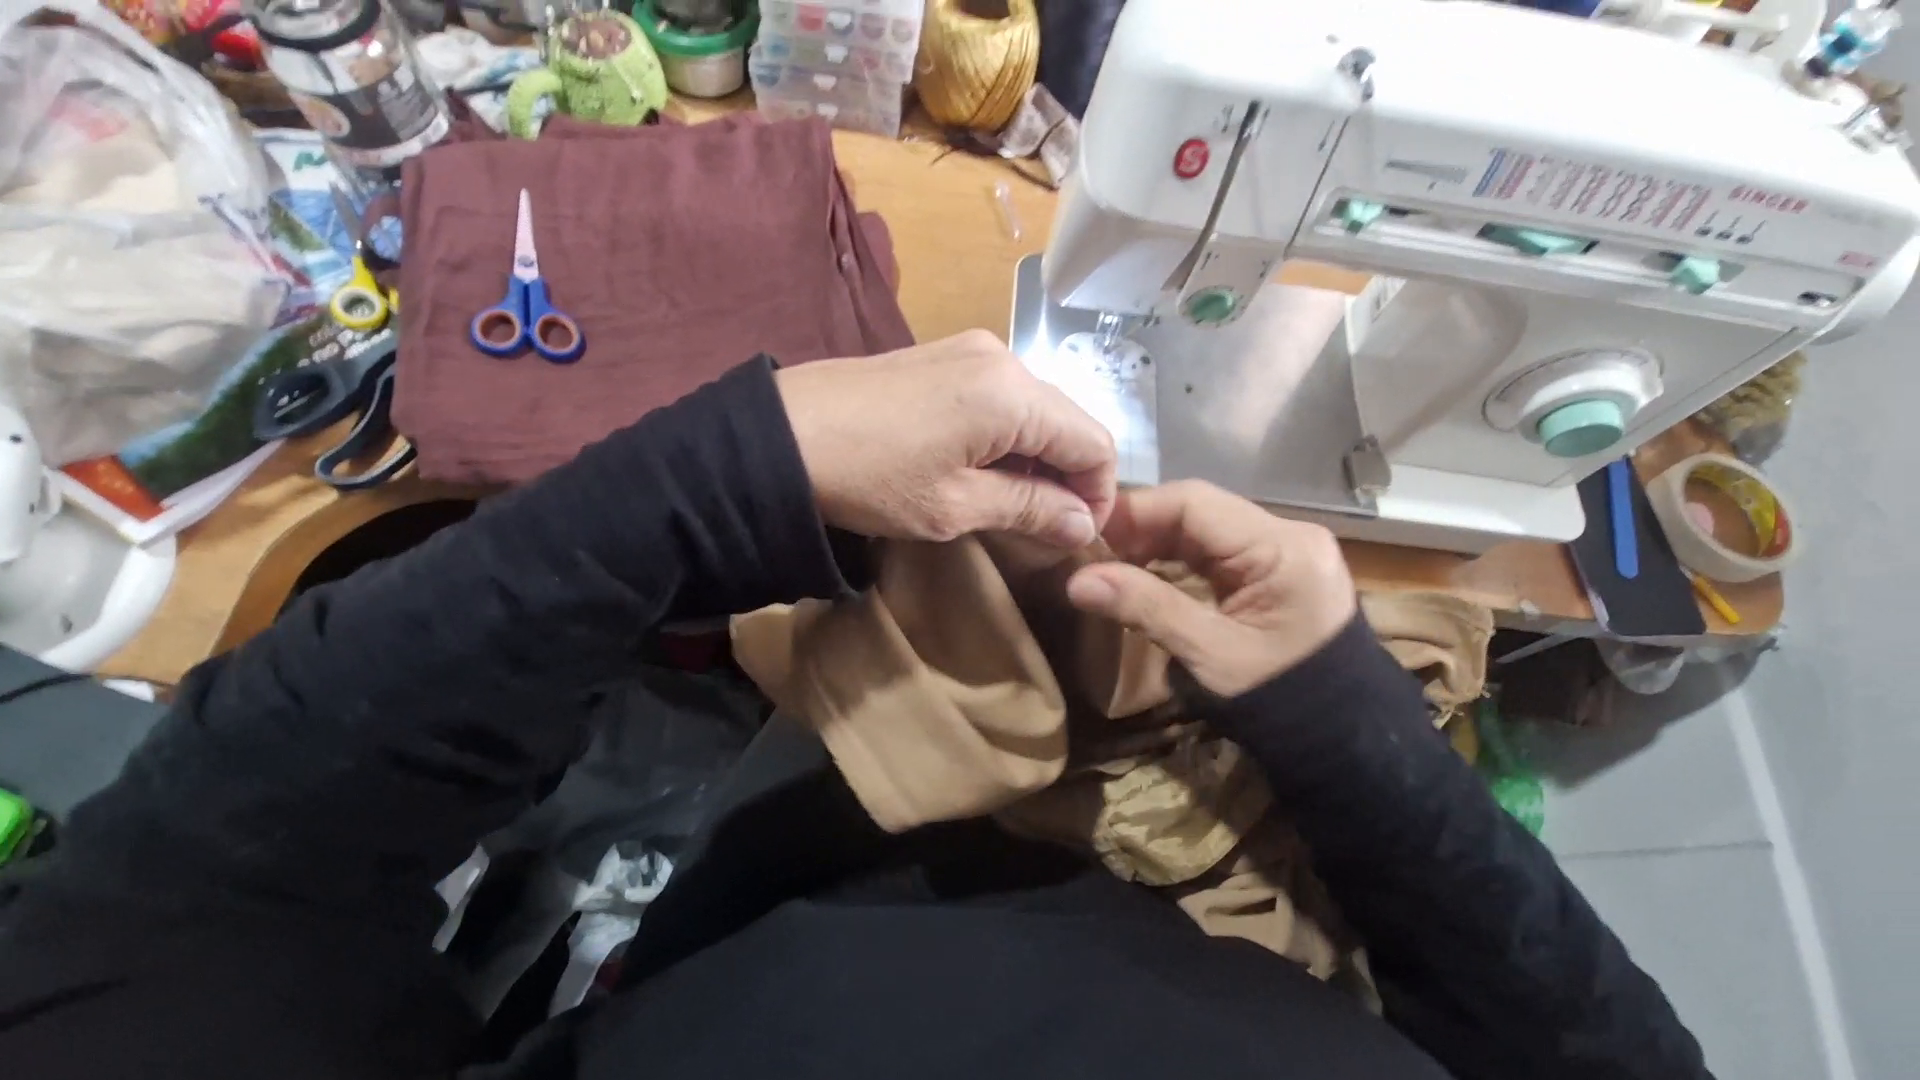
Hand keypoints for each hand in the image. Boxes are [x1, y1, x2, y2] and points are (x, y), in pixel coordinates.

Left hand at [776, 331, 1115, 547]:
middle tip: (1049, 526)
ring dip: (1038, 456)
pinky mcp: (943, 354)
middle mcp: (1003, 357)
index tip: (1079, 536)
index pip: (1095, 442)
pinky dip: (1007, 435)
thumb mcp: (954, 506)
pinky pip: (1000, 396)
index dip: (1100, 494)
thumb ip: (1030, 508)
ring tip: (1014, 503)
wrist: (779, 436)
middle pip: (1069, 420)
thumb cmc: (871, 478)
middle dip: (1071, 476)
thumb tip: (1084, 525)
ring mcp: (971, 349)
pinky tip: (983, 467)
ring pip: (1035, 408)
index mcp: (1014, 394)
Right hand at [1064, 481, 1356, 697]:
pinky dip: (1174, 560)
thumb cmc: (1280, 700)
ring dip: (1153, 543)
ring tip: (1107, 565)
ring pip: (1202, 529)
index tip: (1085, 531)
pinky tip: (1141, 575)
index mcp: (1282, 547)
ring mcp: (1282, 550)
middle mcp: (1287, 533)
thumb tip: (1076, 581)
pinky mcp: (1272, 569)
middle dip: (1139, 528)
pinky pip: (1214, 551)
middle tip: (1088, 552)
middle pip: (1198, 511)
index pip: (1194, 503)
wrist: (1340, 739)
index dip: (1134, 511)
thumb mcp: (1211, 655)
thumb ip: (1147, 608)